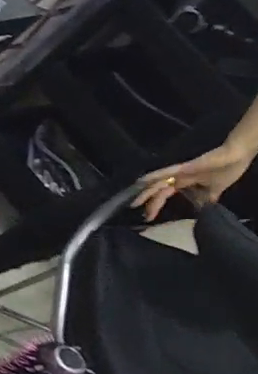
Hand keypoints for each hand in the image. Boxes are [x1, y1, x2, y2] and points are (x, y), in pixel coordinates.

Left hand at [135, 141, 253, 219]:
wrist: (239, 155)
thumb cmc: (227, 169)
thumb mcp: (215, 189)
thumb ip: (206, 198)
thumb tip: (204, 210)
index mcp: (182, 183)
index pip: (163, 196)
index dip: (154, 206)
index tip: (148, 218)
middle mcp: (177, 178)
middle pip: (156, 192)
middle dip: (148, 203)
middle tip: (143, 215)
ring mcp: (179, 172)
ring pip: (157, 183)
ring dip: (145, 192)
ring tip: (134, 202)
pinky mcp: (184, 167)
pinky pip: (167, 171)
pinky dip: (154, 176)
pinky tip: (143, 180)